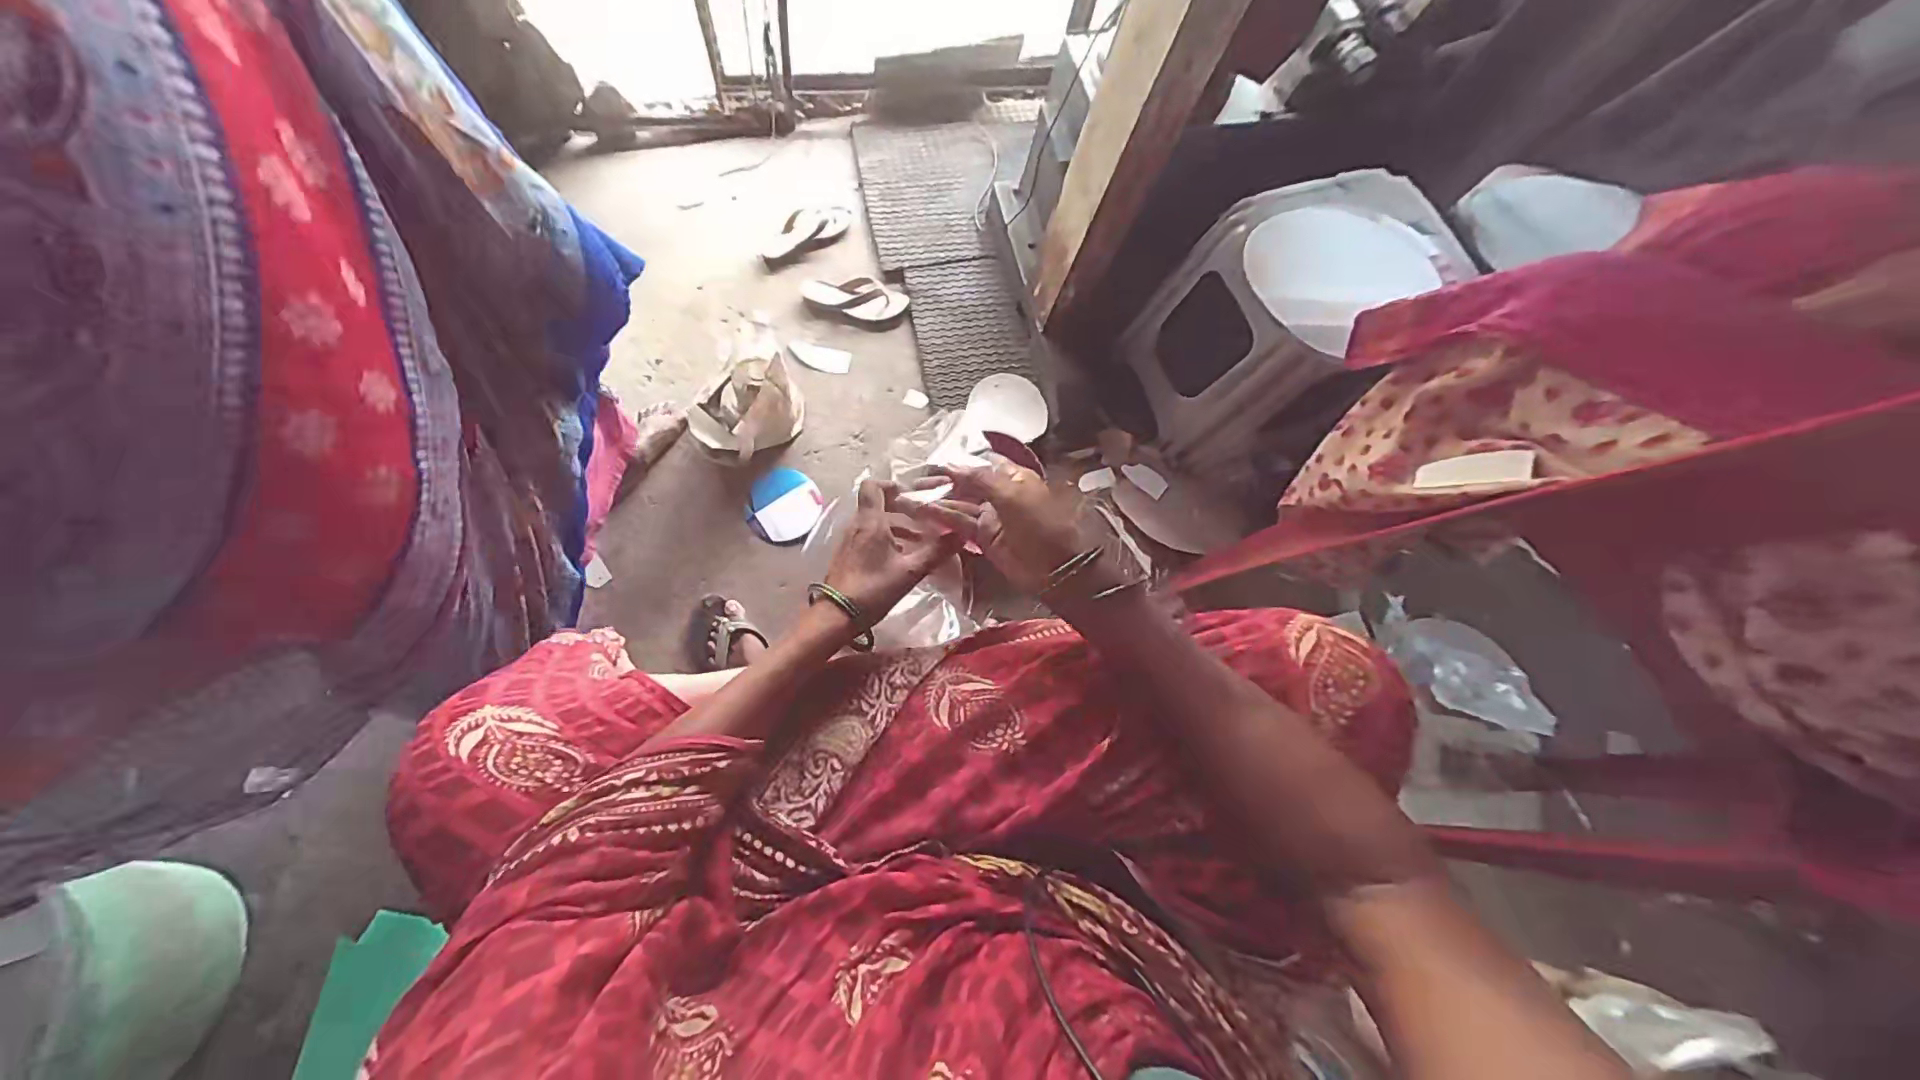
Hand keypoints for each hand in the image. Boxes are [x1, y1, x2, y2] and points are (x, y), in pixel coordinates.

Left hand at [822, 479, 963, 625]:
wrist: (836, 616)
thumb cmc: (873, 590)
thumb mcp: (909, 571)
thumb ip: (936, 552)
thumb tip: (961, 535)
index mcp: (870, 522)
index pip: (874, 486)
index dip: (893, 485)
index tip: (913, 496)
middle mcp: (857, 525)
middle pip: (877, 503)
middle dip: (902, 507)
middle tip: (924, 517)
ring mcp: (850, 540)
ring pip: (874, 521)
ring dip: (896, 524)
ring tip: (919, 539)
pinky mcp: (848, 555)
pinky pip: (869, 535)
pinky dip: (887, 538)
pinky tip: (902, 556)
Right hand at [919, 454, 1125, 597]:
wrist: (1054, 567)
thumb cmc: (1038, 522)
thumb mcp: (1011, 492)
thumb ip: (979, 478)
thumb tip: (952, 465)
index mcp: (1014, 477)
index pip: (981, 464)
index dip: (958, 462)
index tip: (931, 461)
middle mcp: (1001, 494)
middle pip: (967, 484)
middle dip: (942, 482)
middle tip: (914, 481)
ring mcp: (992, 516)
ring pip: (960, 504)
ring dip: (937, 501)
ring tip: (910, 497)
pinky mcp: (984, 537)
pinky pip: (960, 523)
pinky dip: (942, 518)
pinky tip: (922, 512)